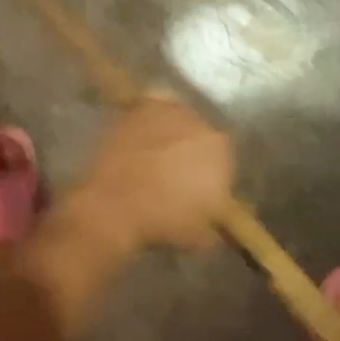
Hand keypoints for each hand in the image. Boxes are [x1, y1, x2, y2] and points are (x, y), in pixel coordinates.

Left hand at [72, 95, 234, 251]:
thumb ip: (216, 226)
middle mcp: (204, 126)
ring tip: (155, 152)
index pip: (225, 162)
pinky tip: (144, 129)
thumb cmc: (162, 223)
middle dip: (193, 153)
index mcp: (223, 155)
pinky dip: (154, 113)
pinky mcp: (144, 105)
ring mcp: (172, 111)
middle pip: (203, 137)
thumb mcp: (201, 237)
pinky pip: (157, 103)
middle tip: (175, 173)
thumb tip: (216, 225)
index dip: (211, 177)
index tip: (197, 191)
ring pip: (181, 119)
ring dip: (174, 132)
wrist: (114, 206)